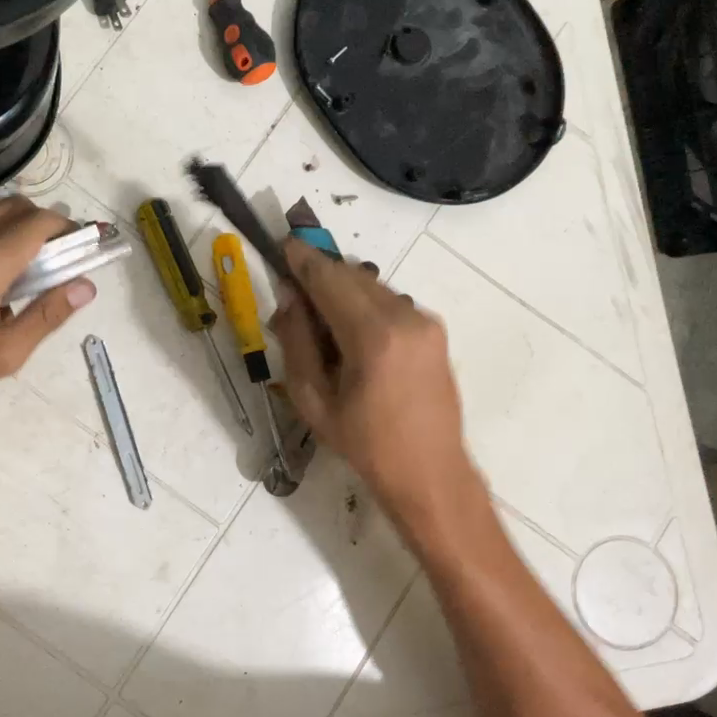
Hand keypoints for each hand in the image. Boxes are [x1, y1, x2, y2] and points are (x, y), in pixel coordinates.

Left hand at [0, 196, 96, 421]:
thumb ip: (48, 315)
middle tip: (53, 257)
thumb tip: (85, 286)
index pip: (37, 224)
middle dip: (41, 223)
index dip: (65, 227)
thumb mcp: (4, 353)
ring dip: (12, 228)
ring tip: (17, 270)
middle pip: (14, 207)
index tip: (79, 245)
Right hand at [271, 238, 481, 528]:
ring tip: (316, 316)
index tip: (282, 243)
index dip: (302, 259)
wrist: (430, 473)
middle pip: (351, 275)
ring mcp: (425, 322)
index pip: (329, 280)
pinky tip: (347, 331)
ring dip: (341, 288)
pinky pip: (389, 301)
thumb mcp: (312, 398)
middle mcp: (405, 317)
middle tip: (290, 283)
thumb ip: (297, 340)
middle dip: (319, 272)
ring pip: (372, 285)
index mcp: (372, 336)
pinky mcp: (434, 331)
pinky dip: (362, 302)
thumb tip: (288, 297)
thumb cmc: (364, 443)